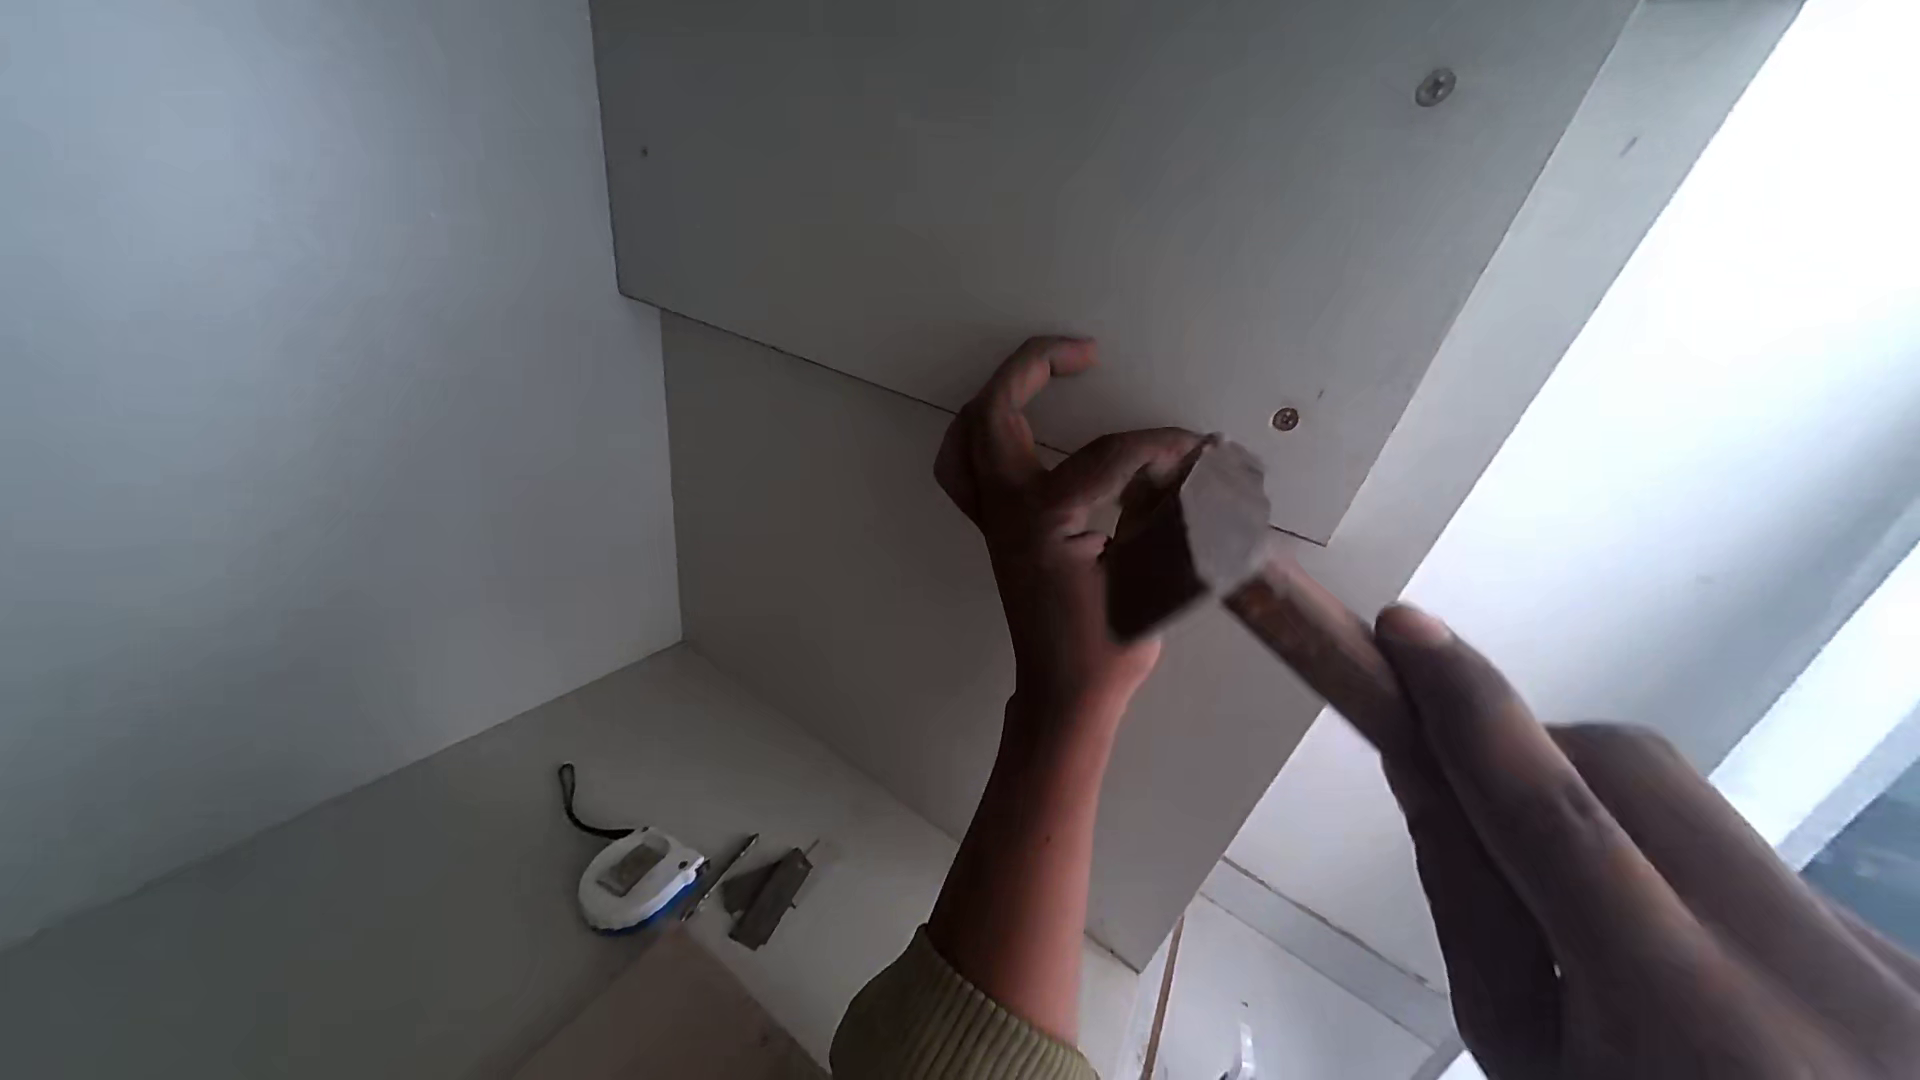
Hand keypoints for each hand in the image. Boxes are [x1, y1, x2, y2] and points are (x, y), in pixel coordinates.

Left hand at [934, 337, 1199, 723]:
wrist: (1064, 691)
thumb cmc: (1110, 648)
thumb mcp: (1155, 577)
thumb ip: (1170, 509)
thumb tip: (1188, 462)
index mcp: (1046, 520)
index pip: (1108, 454)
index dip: (1160, 444)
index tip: (1199, 450)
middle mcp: (1006, 510)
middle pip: (995, 413)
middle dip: (1037, 366)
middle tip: (1086, 353)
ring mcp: (991, 520)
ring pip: (967, 438)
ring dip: (1001, 396)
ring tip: (1044, 378)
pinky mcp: (993, 530)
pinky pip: (965, 471)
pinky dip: (982, 440)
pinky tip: (1018, 435)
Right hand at [1372, 604, 1919, 1078]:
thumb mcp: (1513, 1042)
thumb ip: (1462, 896)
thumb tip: (1418, 763)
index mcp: (1692, 1022)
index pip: (1551, 814)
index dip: (1470, 707)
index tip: (1406, 628)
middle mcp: (1821, 977)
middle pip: (1628, 768)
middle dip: (1526, 747)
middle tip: (1476, 796)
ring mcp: (1891, 963)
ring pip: (1684, 801)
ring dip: (1591, 800)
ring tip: (1578, 894)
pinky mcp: (1910, 954)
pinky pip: (1739, 848)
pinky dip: (1660, 852)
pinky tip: (1669, 936)